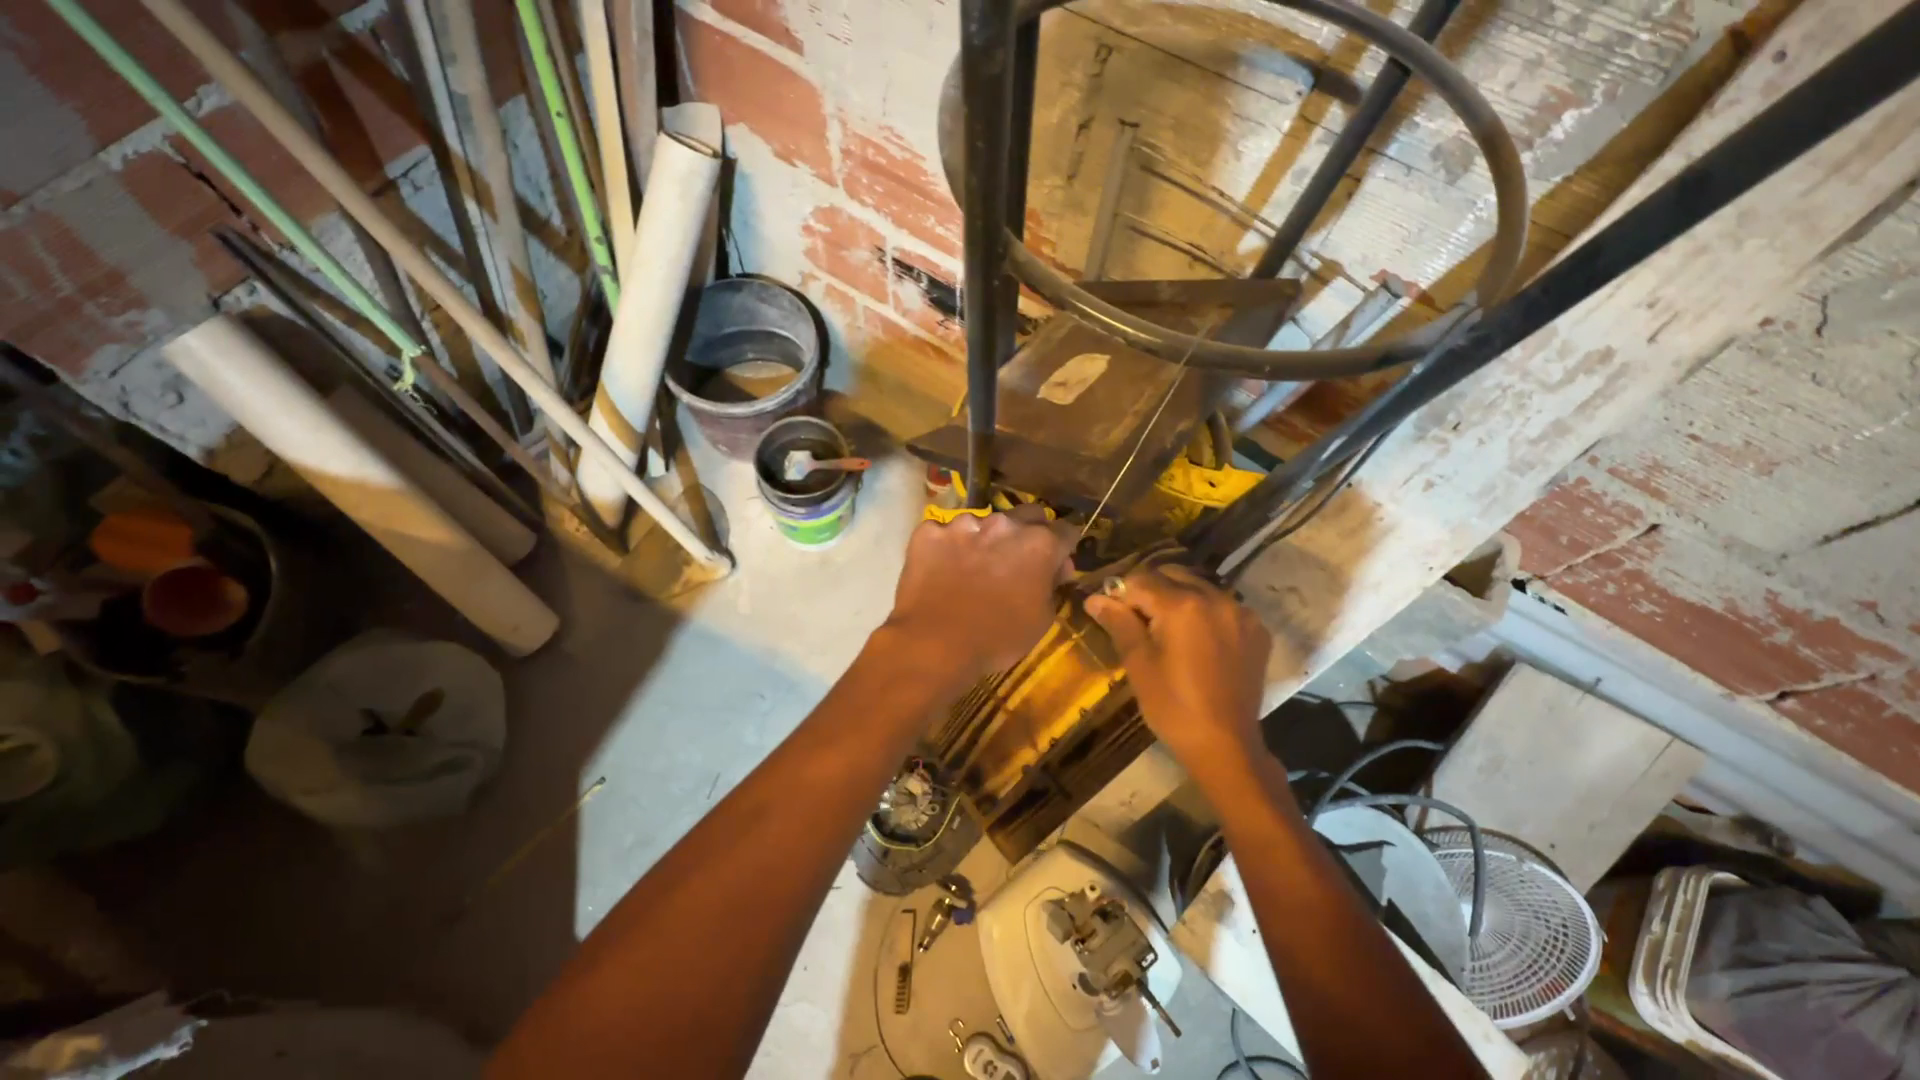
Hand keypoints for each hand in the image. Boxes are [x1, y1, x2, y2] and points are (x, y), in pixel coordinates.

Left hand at [883, 505, 1074, 681]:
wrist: (935, 645)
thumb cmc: (998, 639)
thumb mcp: (1042, 619)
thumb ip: (1053, 584)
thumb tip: (1056, 568)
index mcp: (1039, 543)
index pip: (1065, 531)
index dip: (1063, 549)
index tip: (1056, 563)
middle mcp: (1004, 524)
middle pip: (1028, 515)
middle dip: (1029, 532)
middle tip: (1018, 560)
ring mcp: (963, 524)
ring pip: (983, 523)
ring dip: (985, 539)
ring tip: (973, 568)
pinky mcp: (929, 532)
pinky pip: (943, 533)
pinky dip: (947, 547)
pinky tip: (942, 570)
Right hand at [1085, 566, 1271, 764]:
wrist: (1225, 745)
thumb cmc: (1173, 707)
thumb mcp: (1138, 664)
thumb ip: (1118, 622)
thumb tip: (1094, 598)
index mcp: (1183, 605)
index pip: (1142, 580)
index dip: (1122, 594)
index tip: (1114, 615)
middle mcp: (1216, 598)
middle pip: (1173, 576)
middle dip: (1152, 592)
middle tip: (1140, 624)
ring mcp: (1242, 613)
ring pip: (1201, 589)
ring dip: (1181, 600)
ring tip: (1171, 634)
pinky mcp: (1257, 631)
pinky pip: (1225, 607)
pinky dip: (1208, 615)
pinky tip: (1200, 643)